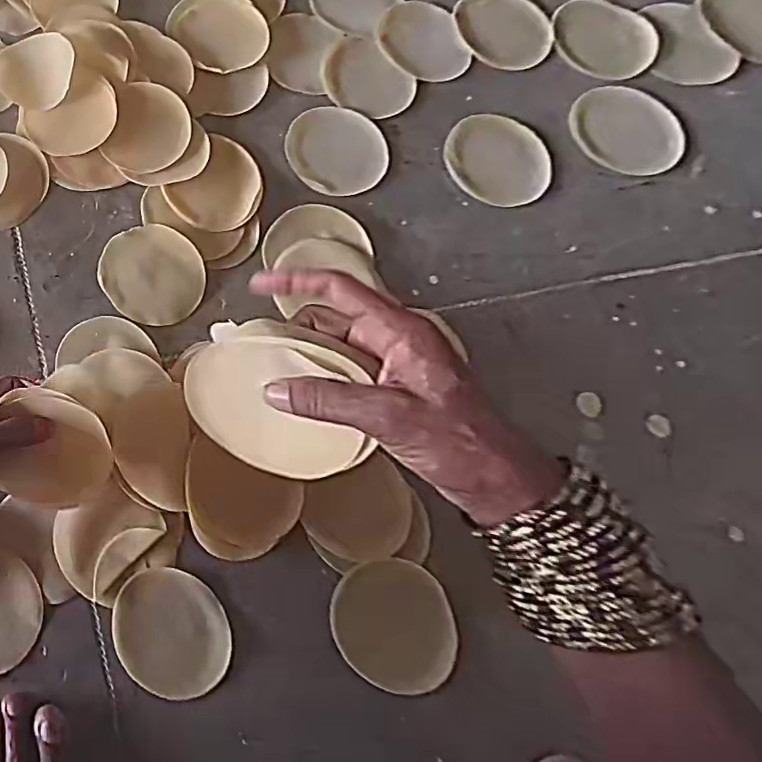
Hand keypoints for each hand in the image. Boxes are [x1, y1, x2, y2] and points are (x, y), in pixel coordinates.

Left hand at [0, 376, 50, 543]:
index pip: (5, 385)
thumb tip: (44, 423)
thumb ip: (14, 430)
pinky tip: (38, 461)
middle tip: (56, 422)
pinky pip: (9, 454)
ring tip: (52, 441)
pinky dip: (23, 456)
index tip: (51, 400)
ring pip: (11, 433)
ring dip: (30, 437)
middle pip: (11, 409)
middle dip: (33, 415)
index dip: (29, 389)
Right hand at [249, 270, 564, 524]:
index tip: (263, 282)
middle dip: (296, 331)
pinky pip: (343, 370)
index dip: (297, 280)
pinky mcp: (389, 385)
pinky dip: (320, 378)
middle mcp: (395, 339)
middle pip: (331, 317)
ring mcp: (392, 362)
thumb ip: (329, 401)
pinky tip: (306, 398)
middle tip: (267, 351)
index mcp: (402, 332)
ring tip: (281, 378)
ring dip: (307, 358)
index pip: (341, 289)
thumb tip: (278, 390)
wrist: (498, 481)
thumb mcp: (389, 418)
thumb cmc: (465, 444)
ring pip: (335, 345)